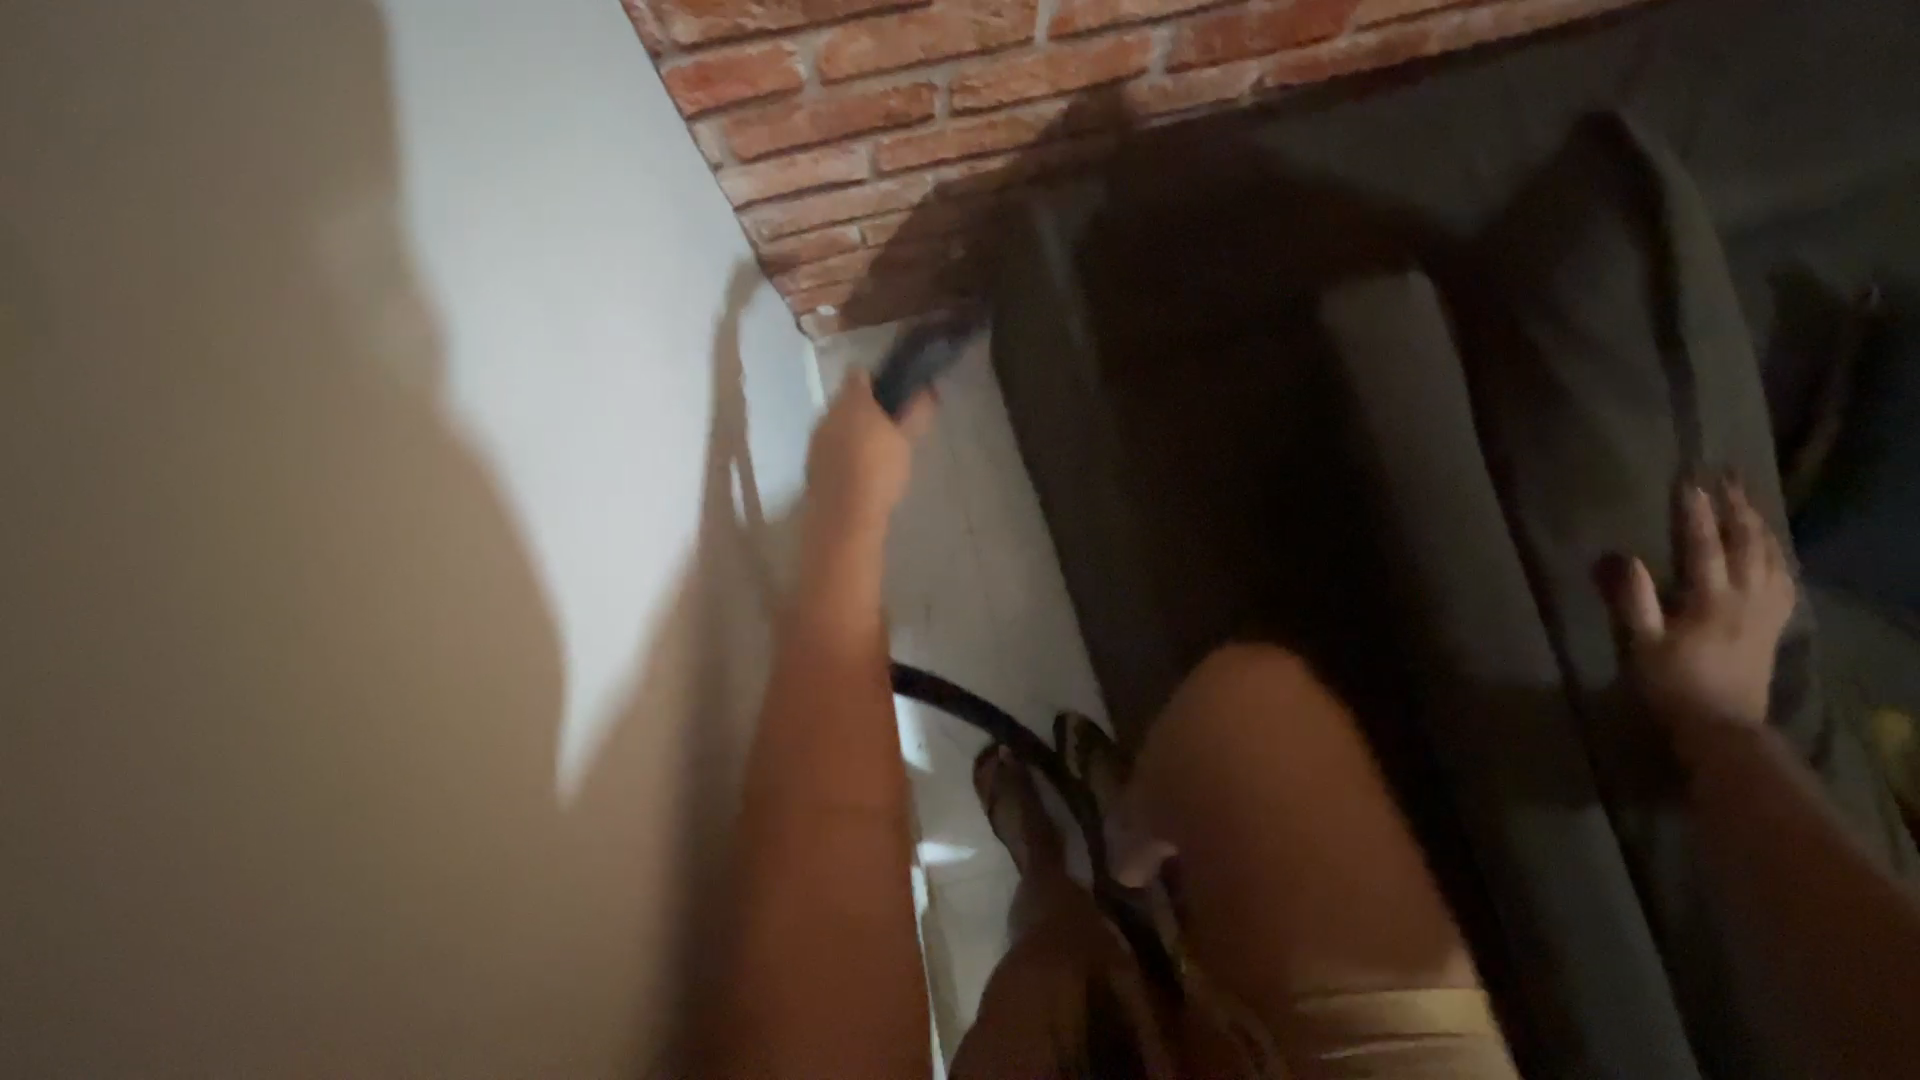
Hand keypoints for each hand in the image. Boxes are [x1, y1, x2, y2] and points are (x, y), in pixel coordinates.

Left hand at [801, 371, 932, 558]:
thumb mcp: (906, 440)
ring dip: (853, 433)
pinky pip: (830, 449)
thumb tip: (927, 390)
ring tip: (877, 454)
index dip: (877, 381)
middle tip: (891, 428)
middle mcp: (827, 413)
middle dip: (865, 410)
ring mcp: (815, 440)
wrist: (845, 517)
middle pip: (847, 401)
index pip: (859, 374)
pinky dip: (843, 454)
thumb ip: (916, 412)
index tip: (894, 396)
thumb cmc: (880, 471)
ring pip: (837, 426)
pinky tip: (859, 473)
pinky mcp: (810, 464)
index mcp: (851, 401)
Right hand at [1604, 477, 1797, 757]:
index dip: (1696, 513)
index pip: (1704, 546)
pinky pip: (1785, 579)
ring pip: (1772, 557)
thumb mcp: (1642, 644)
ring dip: (1760, 526)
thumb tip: (1625, 557)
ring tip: (1748, 502)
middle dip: (1737, 508)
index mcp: (1711, 600)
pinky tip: (1772, 548)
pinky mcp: (1774, 624)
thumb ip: (1634, 600)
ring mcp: (1766, 611)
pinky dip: (1778, 555)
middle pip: (1748, 543)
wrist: (1721, 724)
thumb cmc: (1672, 683)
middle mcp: (1747, 598)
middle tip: (1728, 478)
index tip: (1689, 483)